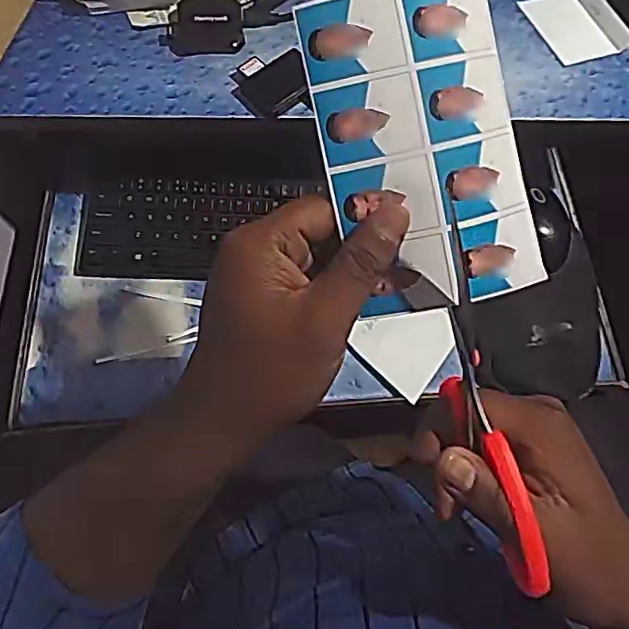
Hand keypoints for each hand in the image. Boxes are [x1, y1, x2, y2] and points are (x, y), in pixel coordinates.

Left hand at [172, 193, 407, 448]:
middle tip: (402, 265)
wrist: (225, 421)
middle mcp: (252, 250)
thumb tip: (390, 217)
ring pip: (318, 253)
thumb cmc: (262, 378)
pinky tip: (360, 299)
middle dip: (362, 247)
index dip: (366, 217)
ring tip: (386, 287)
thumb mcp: (326, 317)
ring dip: (351, 270)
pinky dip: (334, 286)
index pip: (322, 207)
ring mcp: (256, 272)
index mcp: (258, 244)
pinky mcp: (264, 292)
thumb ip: (361, 262)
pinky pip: (307, 275)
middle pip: (321, 228)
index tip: (403, 229)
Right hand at [412, 391, 628, 628]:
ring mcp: (537, 427)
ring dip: (458, 466)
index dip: (438, 427)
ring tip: (461, 508)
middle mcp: (537, 414)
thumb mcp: (533, 532)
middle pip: (465, 411)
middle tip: (447, 503)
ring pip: (470, 427)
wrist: (628, 589)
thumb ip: (486, 491)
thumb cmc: (587, 564)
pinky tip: (479, 499)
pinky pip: (486, 440)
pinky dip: (474, 469)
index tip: (428, 467)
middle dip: (447, 454)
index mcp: (540, 424)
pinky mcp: (534, 444)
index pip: (465, 398)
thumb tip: (444, 458)